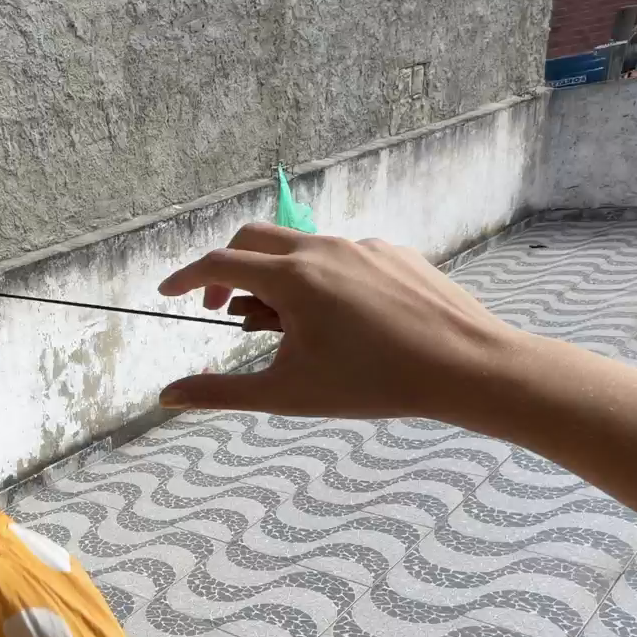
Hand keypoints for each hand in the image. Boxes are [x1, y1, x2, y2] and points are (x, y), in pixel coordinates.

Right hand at [157, 224, 523, 422]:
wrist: (470, 367)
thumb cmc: (370, 383)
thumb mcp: (284, 393)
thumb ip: (219, 392)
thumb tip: (166, 397)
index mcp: (291, 279)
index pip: (218, 264)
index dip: (185, 279)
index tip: (167, 294)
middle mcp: (322, 249)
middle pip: (252, 238)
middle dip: (225, 269)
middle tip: (223, 310)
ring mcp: (362, 246)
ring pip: (296, 246)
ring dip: (272, 276)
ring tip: (286, 324)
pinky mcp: (393, 252)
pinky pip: (337, 254)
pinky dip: (315, 277)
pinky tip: (335, 317)